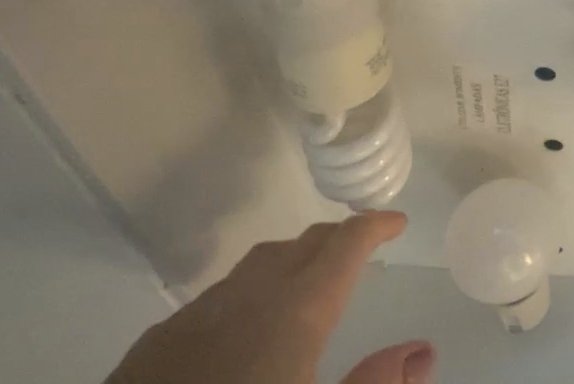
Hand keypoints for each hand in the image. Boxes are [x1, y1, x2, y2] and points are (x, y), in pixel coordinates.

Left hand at [103, 211, 434, 383]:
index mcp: (296, 312)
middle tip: (359, 252)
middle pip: (301, 245)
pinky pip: (210, 303)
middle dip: (336, 240)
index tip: (397, 223)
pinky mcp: (150, 349)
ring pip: (253, 268)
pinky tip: (235, 338)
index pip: (346, 245)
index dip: (375, 226)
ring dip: (288, 265)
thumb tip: (422, 351)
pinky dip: (241, 299)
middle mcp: (248, 299)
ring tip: (304, 286)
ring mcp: (194, 320)